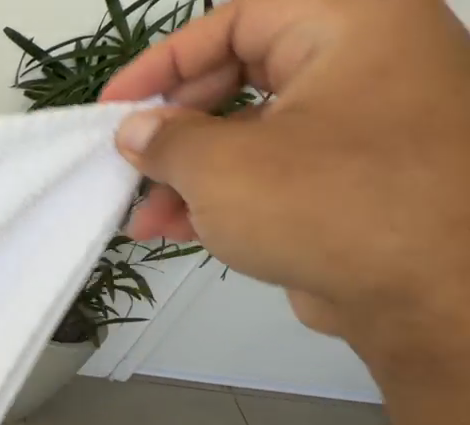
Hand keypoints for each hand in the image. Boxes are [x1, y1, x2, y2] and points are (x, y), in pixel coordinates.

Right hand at [101, 0, 469, 354]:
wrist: (430, 279)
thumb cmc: (328, 201)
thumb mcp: (221, 166)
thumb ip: (166, 141)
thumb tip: (136, 129)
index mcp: (354, 25)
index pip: (241, 17)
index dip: (166, 60)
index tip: (114, 106)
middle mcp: (367, 60)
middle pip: (244, 73)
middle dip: (174, 127)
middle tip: (127, 164)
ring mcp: (365, 119)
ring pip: (252, 129)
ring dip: (185, 172)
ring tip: (141, 217)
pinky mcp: (354, 174)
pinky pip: (272, 168)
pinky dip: (218, 194)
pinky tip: (173, 230)